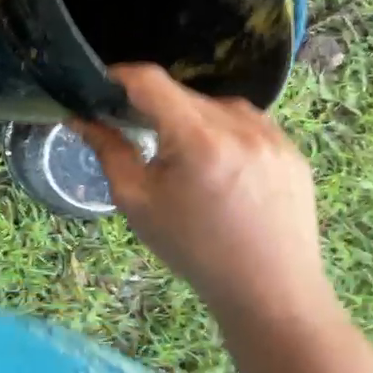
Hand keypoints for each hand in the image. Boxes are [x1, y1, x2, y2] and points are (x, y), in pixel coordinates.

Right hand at [71, 64, 332, 321]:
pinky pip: (246, 120)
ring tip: (175, 143)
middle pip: (180, 92)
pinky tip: (212, 155)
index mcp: (199, 140)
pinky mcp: (293, 154)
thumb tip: (78, 116)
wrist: (274, 296)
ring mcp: (274, 141)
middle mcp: (241, 130)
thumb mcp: (135, 198)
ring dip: (186, 113)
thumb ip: (107, 148)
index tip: (98, 88)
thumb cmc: (194, 248)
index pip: (150, 81)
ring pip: (212, 103)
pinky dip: (220, 126)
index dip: (118, 76)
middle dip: (149, 102)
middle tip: (129, 125)